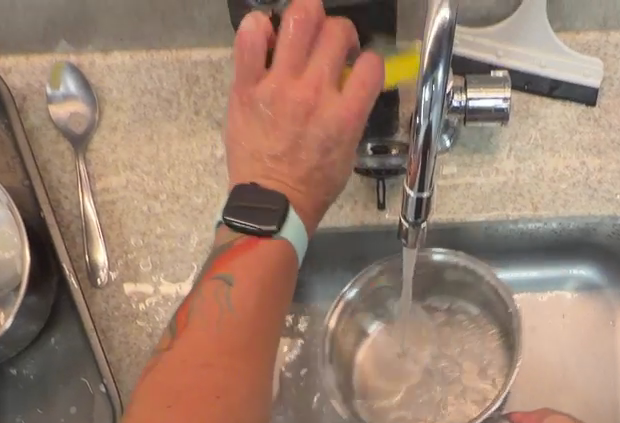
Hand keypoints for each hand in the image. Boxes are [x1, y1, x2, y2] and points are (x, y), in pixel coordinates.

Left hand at [225, 0, 383, 231]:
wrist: (272, 205)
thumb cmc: (312, 187)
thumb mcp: (347, 155)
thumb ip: (351, 117)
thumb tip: (349, 89)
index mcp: (345, 116)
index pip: (372, 65)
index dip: (369, 61)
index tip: (358, 68)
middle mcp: (315, 93)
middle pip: (337, 31)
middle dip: (341, 33)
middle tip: (332, 46)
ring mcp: (279, 86)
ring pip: (298, 18)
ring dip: (306, 16)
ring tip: (303, 29)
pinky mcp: (247, 87)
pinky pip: (250, 37)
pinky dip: (258, 28)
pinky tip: (264, 38)